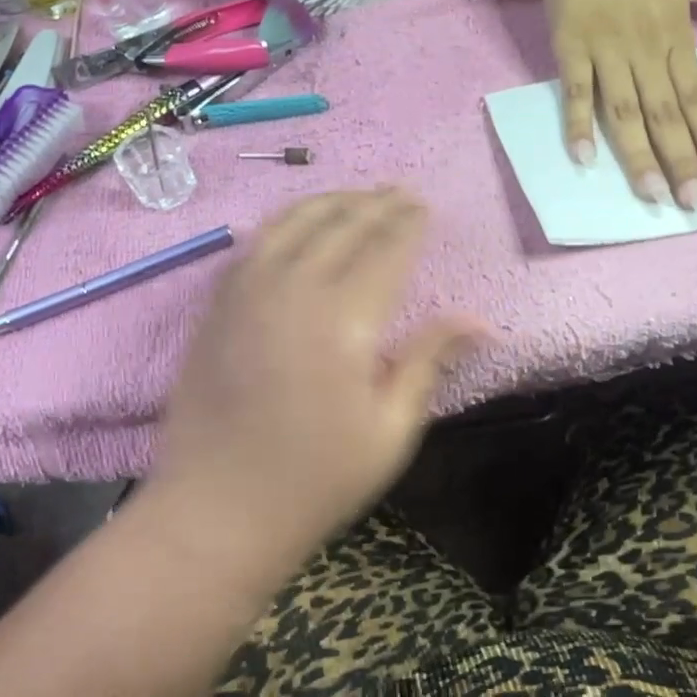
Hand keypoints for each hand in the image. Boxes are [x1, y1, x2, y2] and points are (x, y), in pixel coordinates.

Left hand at [151, 188, 481, 563]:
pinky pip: (252, 244)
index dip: (407, 221)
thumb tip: (479, 320)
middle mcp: (294, 289)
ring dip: (328, 201)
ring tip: (353, 195)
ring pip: (292, 223)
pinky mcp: (217, 304)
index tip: (423, 202)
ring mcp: (248, 292)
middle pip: (341, 225)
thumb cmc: (315, 478)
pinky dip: (280, 222)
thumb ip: (427, 361)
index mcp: (344, 319)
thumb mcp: (390, 431)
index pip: (385, 249)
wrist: (217, 507)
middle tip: (397, 189)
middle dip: (374, 202)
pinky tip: (292, 223)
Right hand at [544, 0, 696, 207]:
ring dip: (638, 155)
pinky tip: (585, 159)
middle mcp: (646, 50)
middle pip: (666, 114)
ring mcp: (606, 50)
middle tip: (693, 203)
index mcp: (676, 34)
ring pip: (625, 112)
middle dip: (681, 160)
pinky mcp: (570, 46)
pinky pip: (575, 92)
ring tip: (650, 195)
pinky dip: (579, 124)